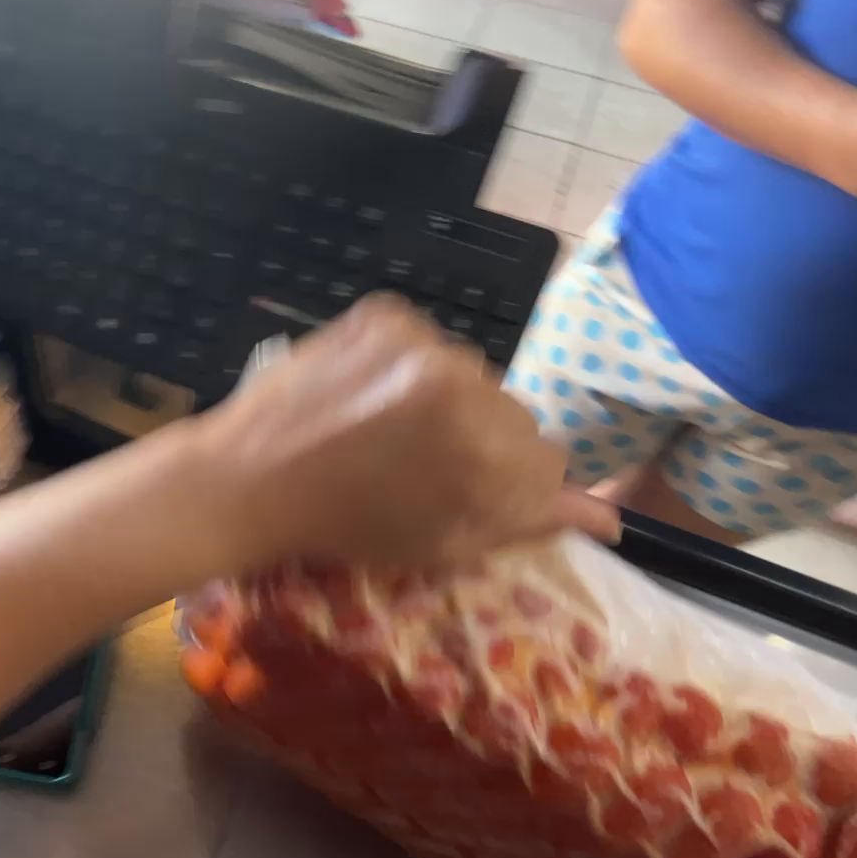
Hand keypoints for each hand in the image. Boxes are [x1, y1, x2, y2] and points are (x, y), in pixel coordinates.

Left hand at [196, 293, 618, 567]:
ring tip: (390, 429)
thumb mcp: (438, 543)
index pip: (547, 463)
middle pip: (515, 414)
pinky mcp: (383, 314)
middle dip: (483, 442)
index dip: (506, 485)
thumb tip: (608, 517)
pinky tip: (370, 396)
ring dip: (448, 402)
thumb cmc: (343, 527)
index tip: (464, 492)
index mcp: (483, 455)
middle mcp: (463, 384)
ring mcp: (419, 341)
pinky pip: (426, 343)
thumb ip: (525, 522)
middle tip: (421, 463)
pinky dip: (408, 369)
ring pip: (473, 375)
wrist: (248, 478)